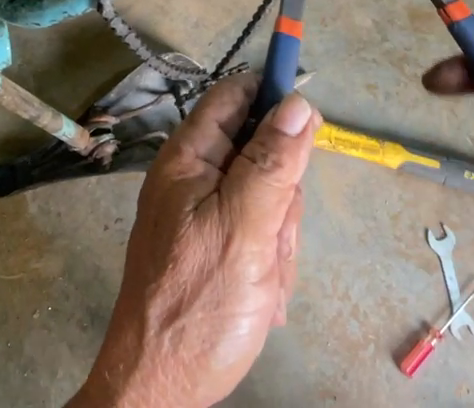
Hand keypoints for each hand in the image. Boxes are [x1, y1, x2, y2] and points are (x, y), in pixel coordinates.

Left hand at [69, 74, 319, 407]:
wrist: (161, 386)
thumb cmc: (197, 304)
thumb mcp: (243, 227)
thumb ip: (271, 163)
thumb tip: (297, 101)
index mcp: (188, 157)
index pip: (234, 97)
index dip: (273, 95)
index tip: (312, 118)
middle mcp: (195, 176)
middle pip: (262, 150)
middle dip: (282, 193)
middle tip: (274, 233)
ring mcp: (208, 213)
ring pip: (271, 196)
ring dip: (280, 236)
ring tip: (263, 274)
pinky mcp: (220, 245)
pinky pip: (264, 233)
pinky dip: (272, 261)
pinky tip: (260, 292)